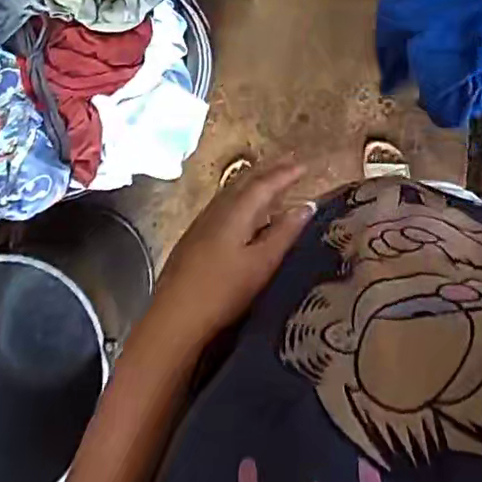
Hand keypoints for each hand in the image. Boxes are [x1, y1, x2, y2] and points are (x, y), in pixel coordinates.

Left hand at [137, 162, 316, 356]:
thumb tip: (307, 205)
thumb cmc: (223, 290)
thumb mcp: (262, 263)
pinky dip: (241, 197)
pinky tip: (243, 209)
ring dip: (254, 182)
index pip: (265, 184)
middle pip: (246, 182)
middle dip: (269, 171)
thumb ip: (285, 232)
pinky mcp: (193, 237)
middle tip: (290, 162)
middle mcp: (217, 210)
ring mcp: (202, 223)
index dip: (286, 174)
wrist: (173, 318)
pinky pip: (223, 204)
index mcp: (236, 212)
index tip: (304, 165)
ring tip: (270, 179)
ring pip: (232, 191)